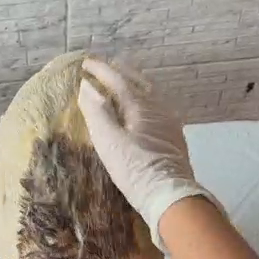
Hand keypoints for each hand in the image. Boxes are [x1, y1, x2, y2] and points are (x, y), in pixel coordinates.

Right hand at [76, 58, 216, 241]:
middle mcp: (158, 108)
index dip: (101, 70)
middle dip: (121, 72)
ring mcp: (169, 121)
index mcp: (141, 106)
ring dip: (134, 83)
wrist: (170, 196)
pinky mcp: (173, 135)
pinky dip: (143, 97)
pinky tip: (142, 107)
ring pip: (150, 93)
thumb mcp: (109, 142)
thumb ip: (97, 112)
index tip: (86, 63)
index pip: (118, 80)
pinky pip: (156, 105)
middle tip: (106, 65)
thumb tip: (86, 86)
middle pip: (138, 82)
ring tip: (123, 80)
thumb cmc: (135, 170)